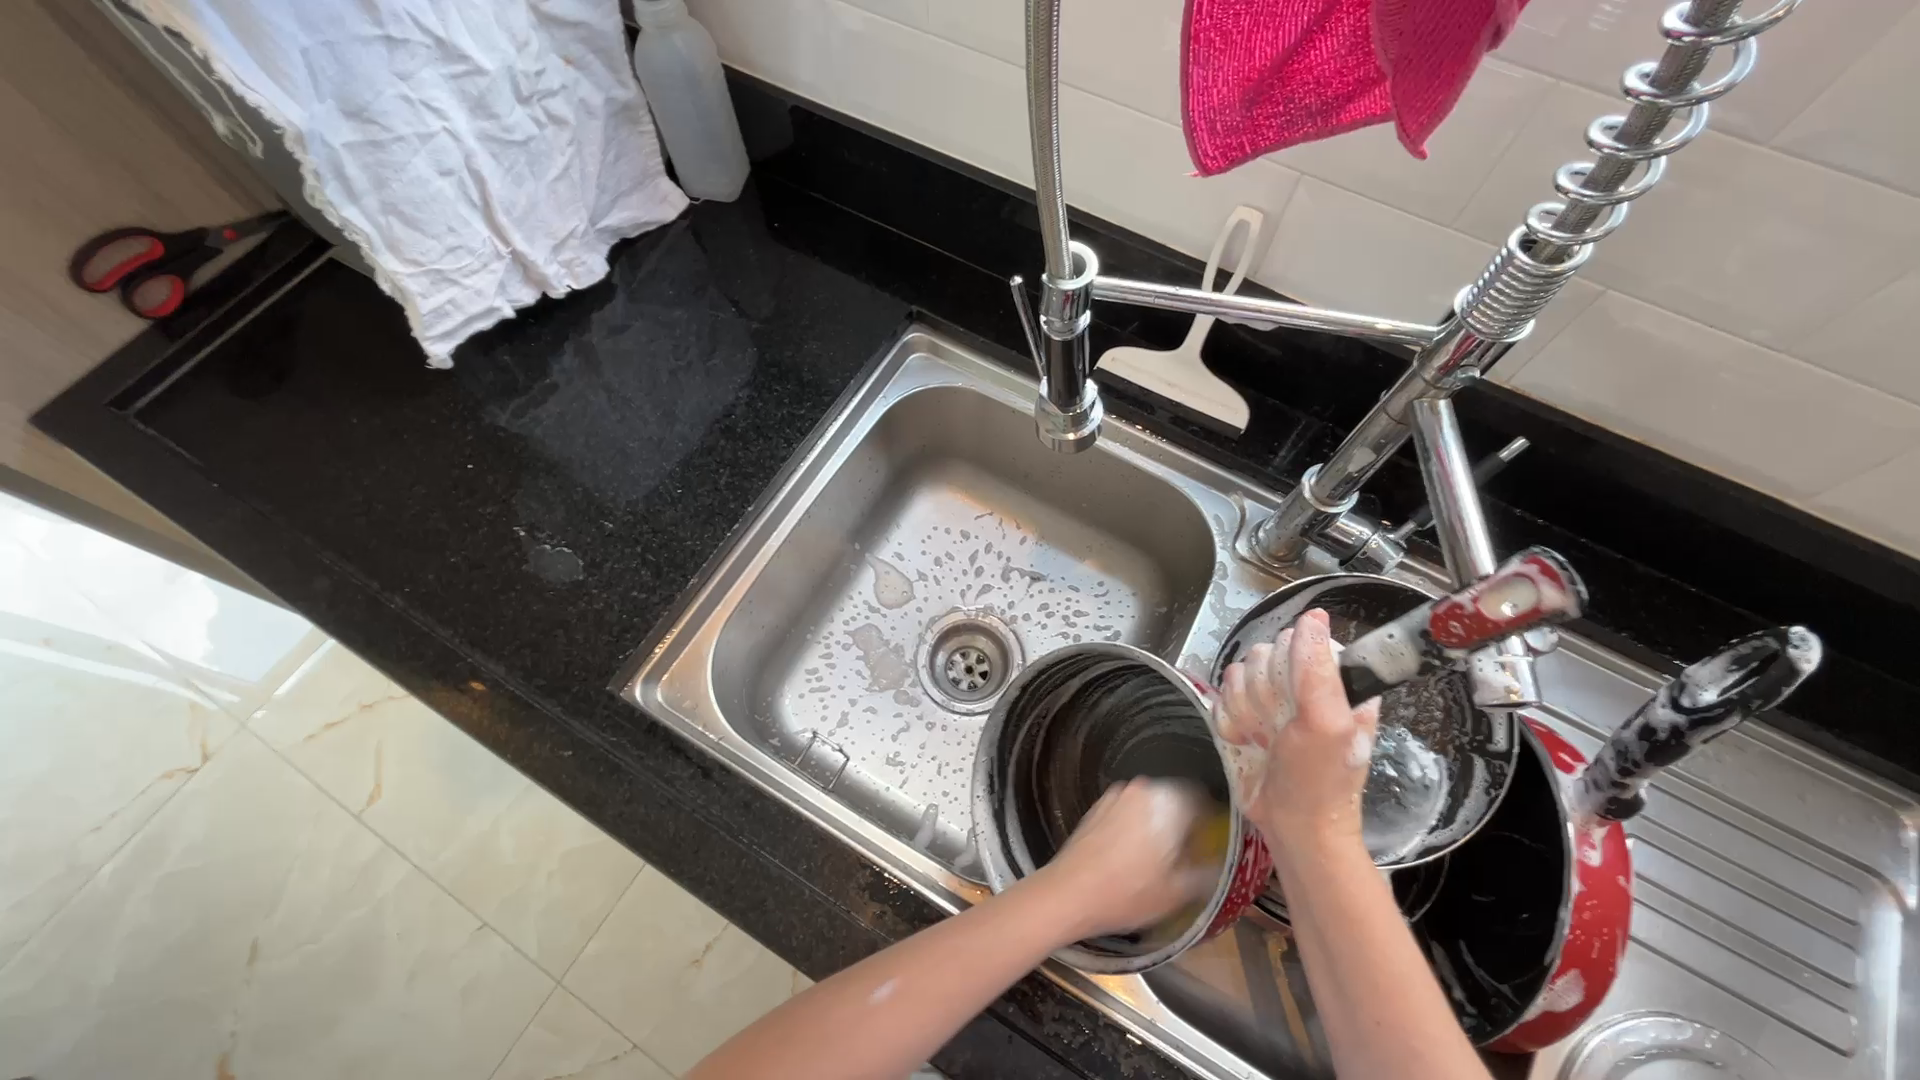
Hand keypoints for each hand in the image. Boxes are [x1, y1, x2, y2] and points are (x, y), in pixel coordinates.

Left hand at [1034, 776, 1218, 940]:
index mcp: (1167, 802)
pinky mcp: (1096, 808)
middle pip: (1174, 802)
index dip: (1211, 823)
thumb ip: (1206, 873)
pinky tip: (1131, 857)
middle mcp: (1141, 789)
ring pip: (1149, 807)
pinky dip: (1135, 827)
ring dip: (1158, 826)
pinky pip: (1127, 813)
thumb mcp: (1178, 892)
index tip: (1212, 844)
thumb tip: (1219, 863)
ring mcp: (1115, 796)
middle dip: (1184, 825)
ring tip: (1159, 860)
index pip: (1202, 800)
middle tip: (1188, 855)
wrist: (1067, 893)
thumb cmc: (1127, 893)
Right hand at [1217, 608, 1380, 857]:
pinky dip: (1229, 723)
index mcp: (1333, 679)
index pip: (1293, 640)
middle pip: (1258, 656)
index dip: (1285, 668)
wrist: (1294, 828)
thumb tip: (1312, 617)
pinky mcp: (1244, 718)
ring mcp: (1270, 702)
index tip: (1294, 703)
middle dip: (1262, 695)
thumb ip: (1317, 670)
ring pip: (1236, 676)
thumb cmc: (1321, 783)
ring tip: (1265, 741)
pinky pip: (1221, 698)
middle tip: (1280, 729)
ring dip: (1245, 712)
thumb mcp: (1327, 725)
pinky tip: (1247, 743)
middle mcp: (1300, 685)